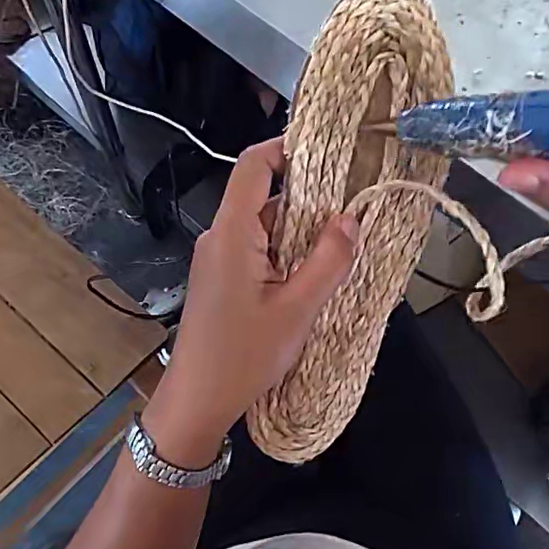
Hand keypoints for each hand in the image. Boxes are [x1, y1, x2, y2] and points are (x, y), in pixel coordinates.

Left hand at [144, 139, 359, 464]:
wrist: (196, 401)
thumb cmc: (243, 356)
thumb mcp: (297, 310)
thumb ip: (328, 262)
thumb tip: (352, 219)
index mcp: (232, 233)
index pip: (253, 166)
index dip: (285, 147)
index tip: (326, 151)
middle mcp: (220, 237)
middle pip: (262, 195)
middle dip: (307, 196)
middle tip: (351, 205)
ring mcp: (217, 259)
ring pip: (262, 225)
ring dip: (298, 229)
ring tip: (340, 241)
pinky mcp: (220, 279)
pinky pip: (255, 248)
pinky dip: (284, 250)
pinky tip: (311, 271)